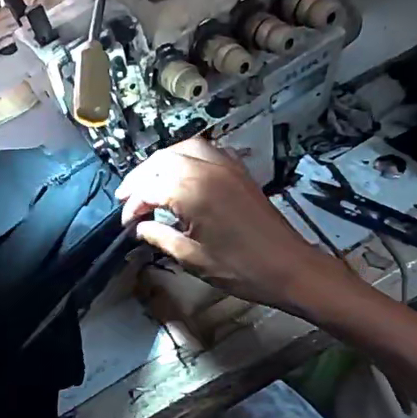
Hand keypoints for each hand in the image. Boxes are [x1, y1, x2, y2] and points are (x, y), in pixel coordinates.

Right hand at [116, 138, 364, 315]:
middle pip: (161, 161)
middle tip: (128, 198)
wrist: (289, 267)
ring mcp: (225, 166)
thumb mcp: (191, 258)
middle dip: (140, 178)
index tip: (126, 224)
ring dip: (161, 163)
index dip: (133, 206)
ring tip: (149, 183)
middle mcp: (206, 170)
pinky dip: (186, 157)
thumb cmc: (239, 268)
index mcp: (192, 192)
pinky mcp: (238, 171)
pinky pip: (206, 150)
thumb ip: (159, 236)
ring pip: (182, 149)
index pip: (149, 189)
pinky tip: (181, 174)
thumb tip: (140, 227)